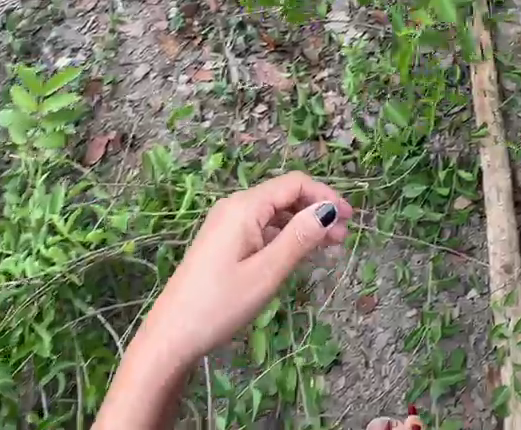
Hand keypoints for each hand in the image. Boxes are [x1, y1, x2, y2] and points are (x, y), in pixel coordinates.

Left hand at [132, 171, 350, 370]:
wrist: (170, 337)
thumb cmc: (219, 304)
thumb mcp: (266, 273)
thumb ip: (299, 239)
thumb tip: (328, 210)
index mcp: (245, 207)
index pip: (294, 183)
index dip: (325, 195)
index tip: (350, 218)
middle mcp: (236, 207)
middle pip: (285, 195)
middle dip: (316, 210)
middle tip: (344, 238)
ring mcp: (228, 224)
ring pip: (275, 214)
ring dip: (303, 225)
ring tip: (329, 248)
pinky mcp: (224, 242)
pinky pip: (262, 228)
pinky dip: (285, 236)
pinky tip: (299, 255)